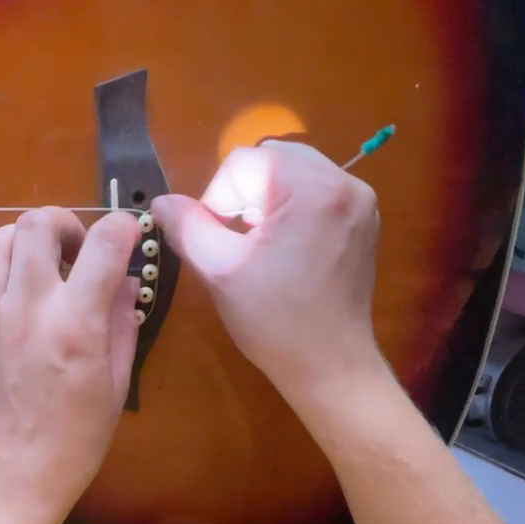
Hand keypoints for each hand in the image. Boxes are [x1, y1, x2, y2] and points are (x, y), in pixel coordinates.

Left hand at [0, 207, 141, 521]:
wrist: (16, 476)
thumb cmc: (77, 438)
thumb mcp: (118, 385)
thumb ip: (122, 323)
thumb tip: (123, 278)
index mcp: (77, 325)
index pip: (104, 244)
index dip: (122, 227)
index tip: (126, 236)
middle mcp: (29, 309)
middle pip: (38, 224)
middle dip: (64, 223)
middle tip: (74, 250)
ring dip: (21, 241)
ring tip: (35, 264)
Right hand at [152, 141, 385, 406]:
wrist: (329, 365)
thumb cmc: (274, 322)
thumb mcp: (220, 272)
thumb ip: (187, 228)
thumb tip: (161, 202)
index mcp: (312, 190)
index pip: (244, 162)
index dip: (216, 197)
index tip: (214, 239)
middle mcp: (345, 183)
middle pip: (273, 158)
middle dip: (243, 193)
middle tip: (234, 239)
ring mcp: (361, 201)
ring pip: (296, 173)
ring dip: (266, 199)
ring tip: (258, 245)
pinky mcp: (364, 221)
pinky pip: (318, 193)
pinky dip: (292, 210)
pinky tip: (283, 250)